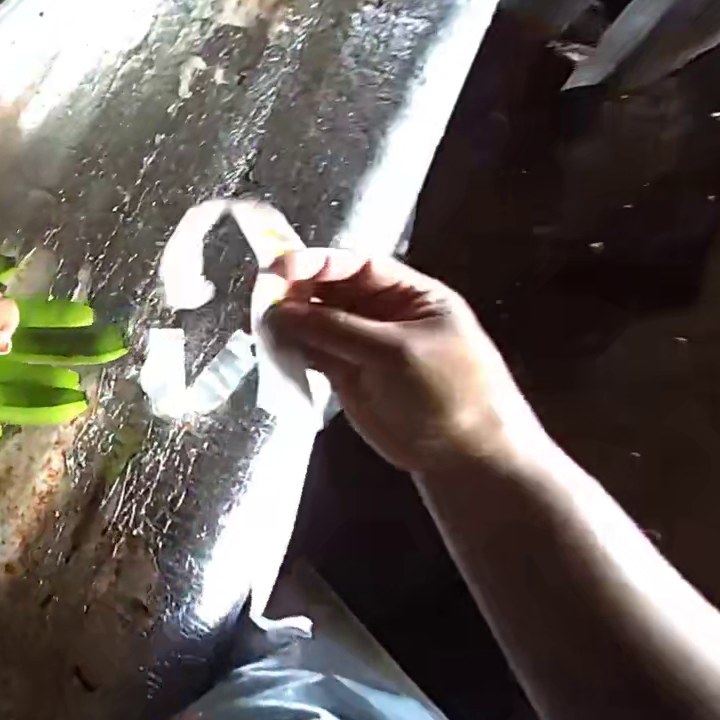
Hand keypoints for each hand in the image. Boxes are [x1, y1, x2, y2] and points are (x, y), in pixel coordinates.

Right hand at [266, 249, 546, 472]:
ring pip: (314, 321)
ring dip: (286, 321)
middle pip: (328, 290)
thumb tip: (280, 312)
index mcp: (406, 293)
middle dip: (294, 291)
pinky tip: (269, 348)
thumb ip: (336, 329)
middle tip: (258, 298)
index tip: (279, 268)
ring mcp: (360, 344)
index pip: (355, 265)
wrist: (464, 456)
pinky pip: (311, 352)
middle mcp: (379, 312)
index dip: (316, 262)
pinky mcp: (344, 373)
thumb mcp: (395, 351)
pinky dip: (289, 349)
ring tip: (255, 325)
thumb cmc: (447, 391)